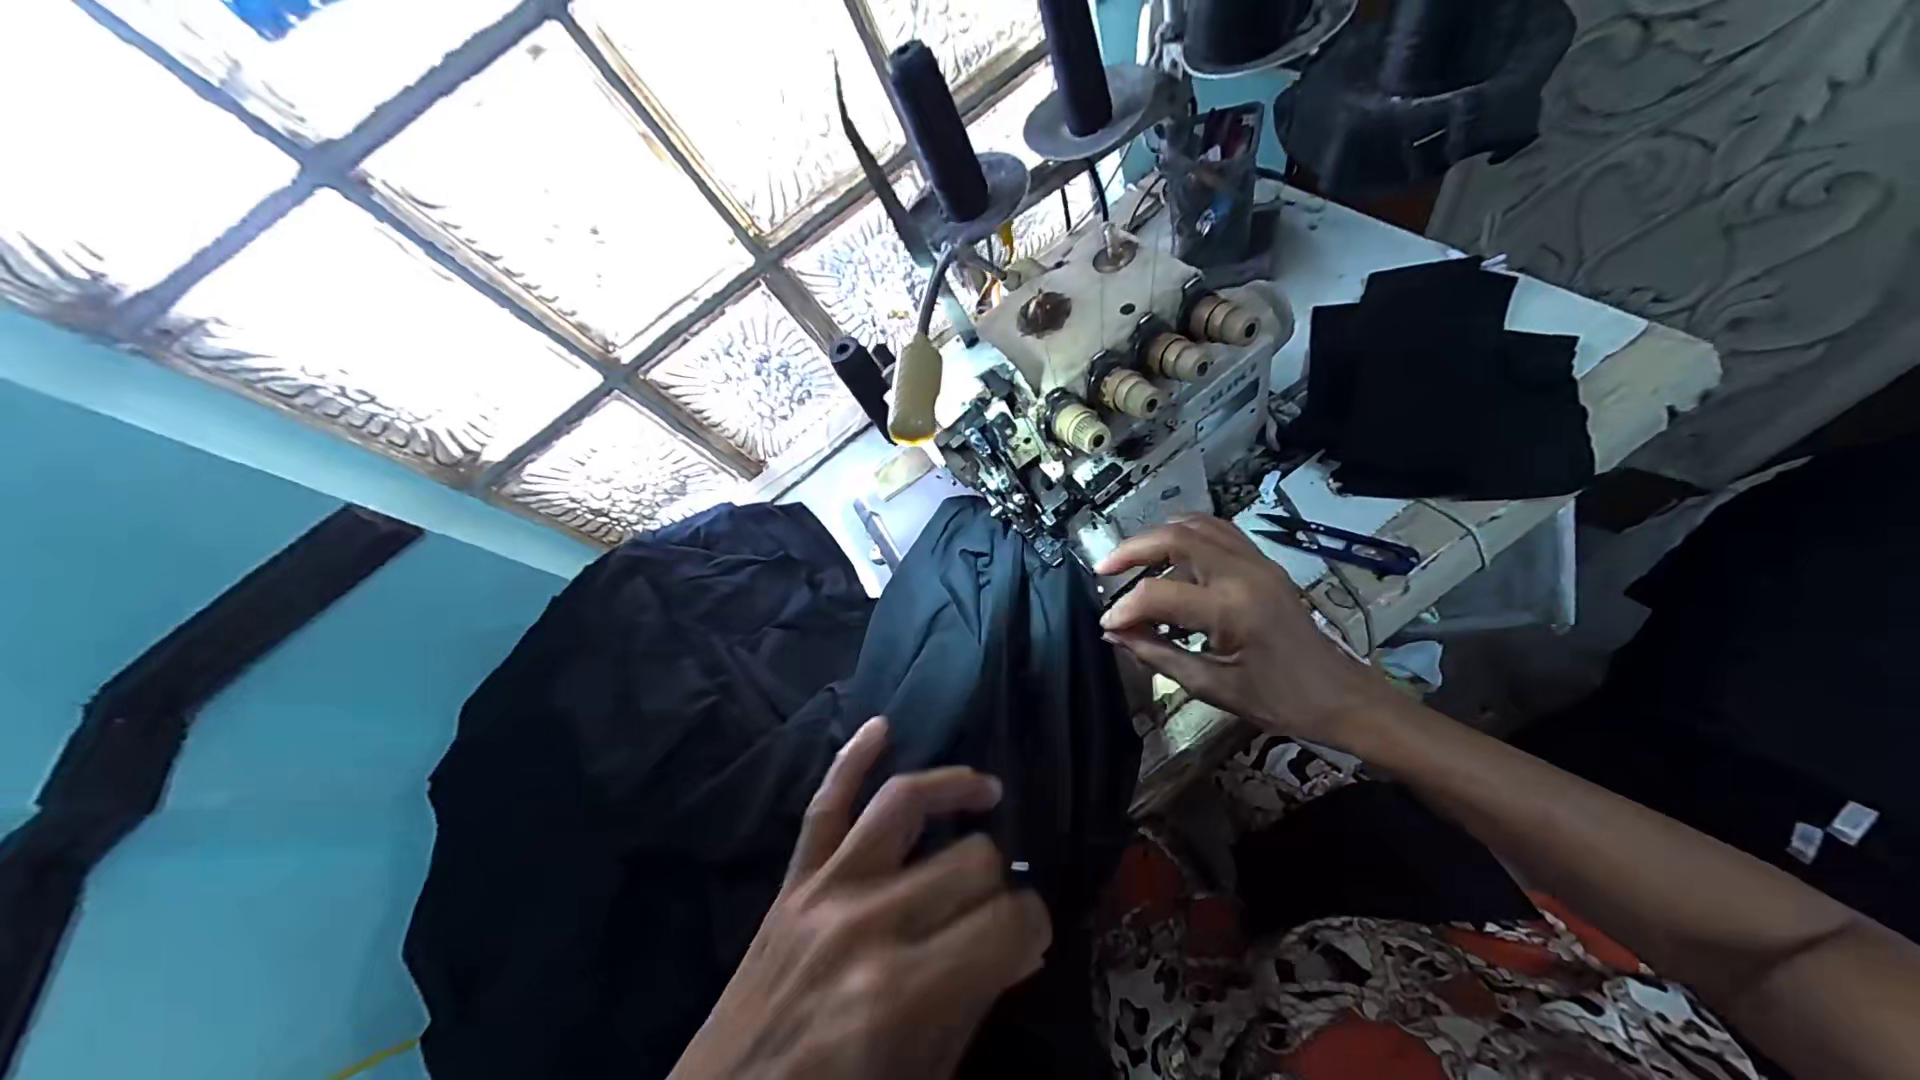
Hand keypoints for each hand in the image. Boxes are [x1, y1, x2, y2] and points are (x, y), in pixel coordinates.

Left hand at [669, 717, 1050, 1079]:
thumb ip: (975, 1000)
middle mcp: (867, 922)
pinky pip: (823, 805)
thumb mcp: (923, 1074)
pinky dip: (852, 759)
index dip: (1034, 927)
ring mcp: (824, 891)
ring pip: (903, 807)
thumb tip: (1020, 942)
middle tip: (1002, 905)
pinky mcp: (793, 883)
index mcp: (905, 988)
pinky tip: (881, 727)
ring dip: (953, 787)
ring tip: (986, 790)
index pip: (1006, 923)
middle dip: (1000, 884)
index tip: (1033, 936)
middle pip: (969, 860)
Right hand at [1095, 516, 1401, 749]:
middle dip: (1132, 549)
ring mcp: (1256, 562)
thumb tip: (1114, 634)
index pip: (1158, 593)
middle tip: (1104, 569)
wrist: (1341, 697)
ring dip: (1158, 537)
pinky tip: (1170, 556)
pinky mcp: (1263, 563)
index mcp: (1231, 608)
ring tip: (1132, 560)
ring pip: (1196, 525)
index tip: (1107, 624)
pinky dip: (1186, 536)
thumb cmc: (1279, 700)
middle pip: (1175, 537)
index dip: (1124, 608)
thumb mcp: (1212, 686)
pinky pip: (1218, 532)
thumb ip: (1157, 654)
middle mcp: (1243, 573)